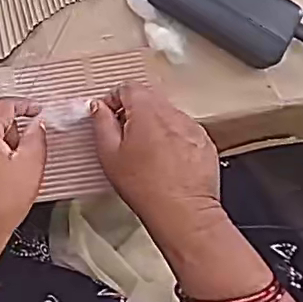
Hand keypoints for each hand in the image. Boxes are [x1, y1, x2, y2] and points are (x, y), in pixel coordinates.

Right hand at [89, 84, 223, 250]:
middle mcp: (171, 113)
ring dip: (155, 125)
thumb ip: (101, 123)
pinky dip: (173, 138)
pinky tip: (166, 160)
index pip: (127, 87)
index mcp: (146, 111)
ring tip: (148, 153)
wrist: (183, 213)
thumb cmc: (146, 188)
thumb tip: (98, 107)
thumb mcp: (110, 155)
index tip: (108, 116)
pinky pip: (183, 129)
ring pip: (166, 114)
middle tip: (125, 137)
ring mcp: (191, 126)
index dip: (113, 100)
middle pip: (148, 98)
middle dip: (134, 112)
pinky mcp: (204, 141)